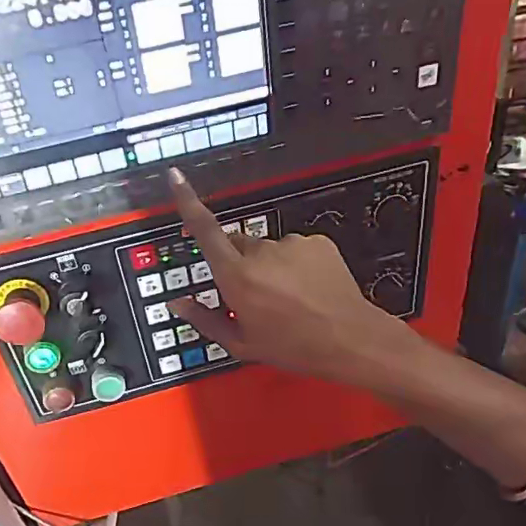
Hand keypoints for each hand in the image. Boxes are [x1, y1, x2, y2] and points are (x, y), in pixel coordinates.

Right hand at [166, 168, 421, 389]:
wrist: (349, 339)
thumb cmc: (296, 347)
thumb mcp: (242, 344)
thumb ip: (205, 320)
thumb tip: (180, 303)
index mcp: (238, 278)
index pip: (205, 230)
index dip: (187, 201)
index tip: (176, 178)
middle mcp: (263, 253)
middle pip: (238, 245)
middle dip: (239, 263)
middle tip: (255, 297)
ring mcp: (292, 245)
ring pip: (270, 249)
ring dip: (271, 267)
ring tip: (288, 298)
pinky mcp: (317, 243)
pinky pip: (297, 249)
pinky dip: (297, 265)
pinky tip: (307, 289)